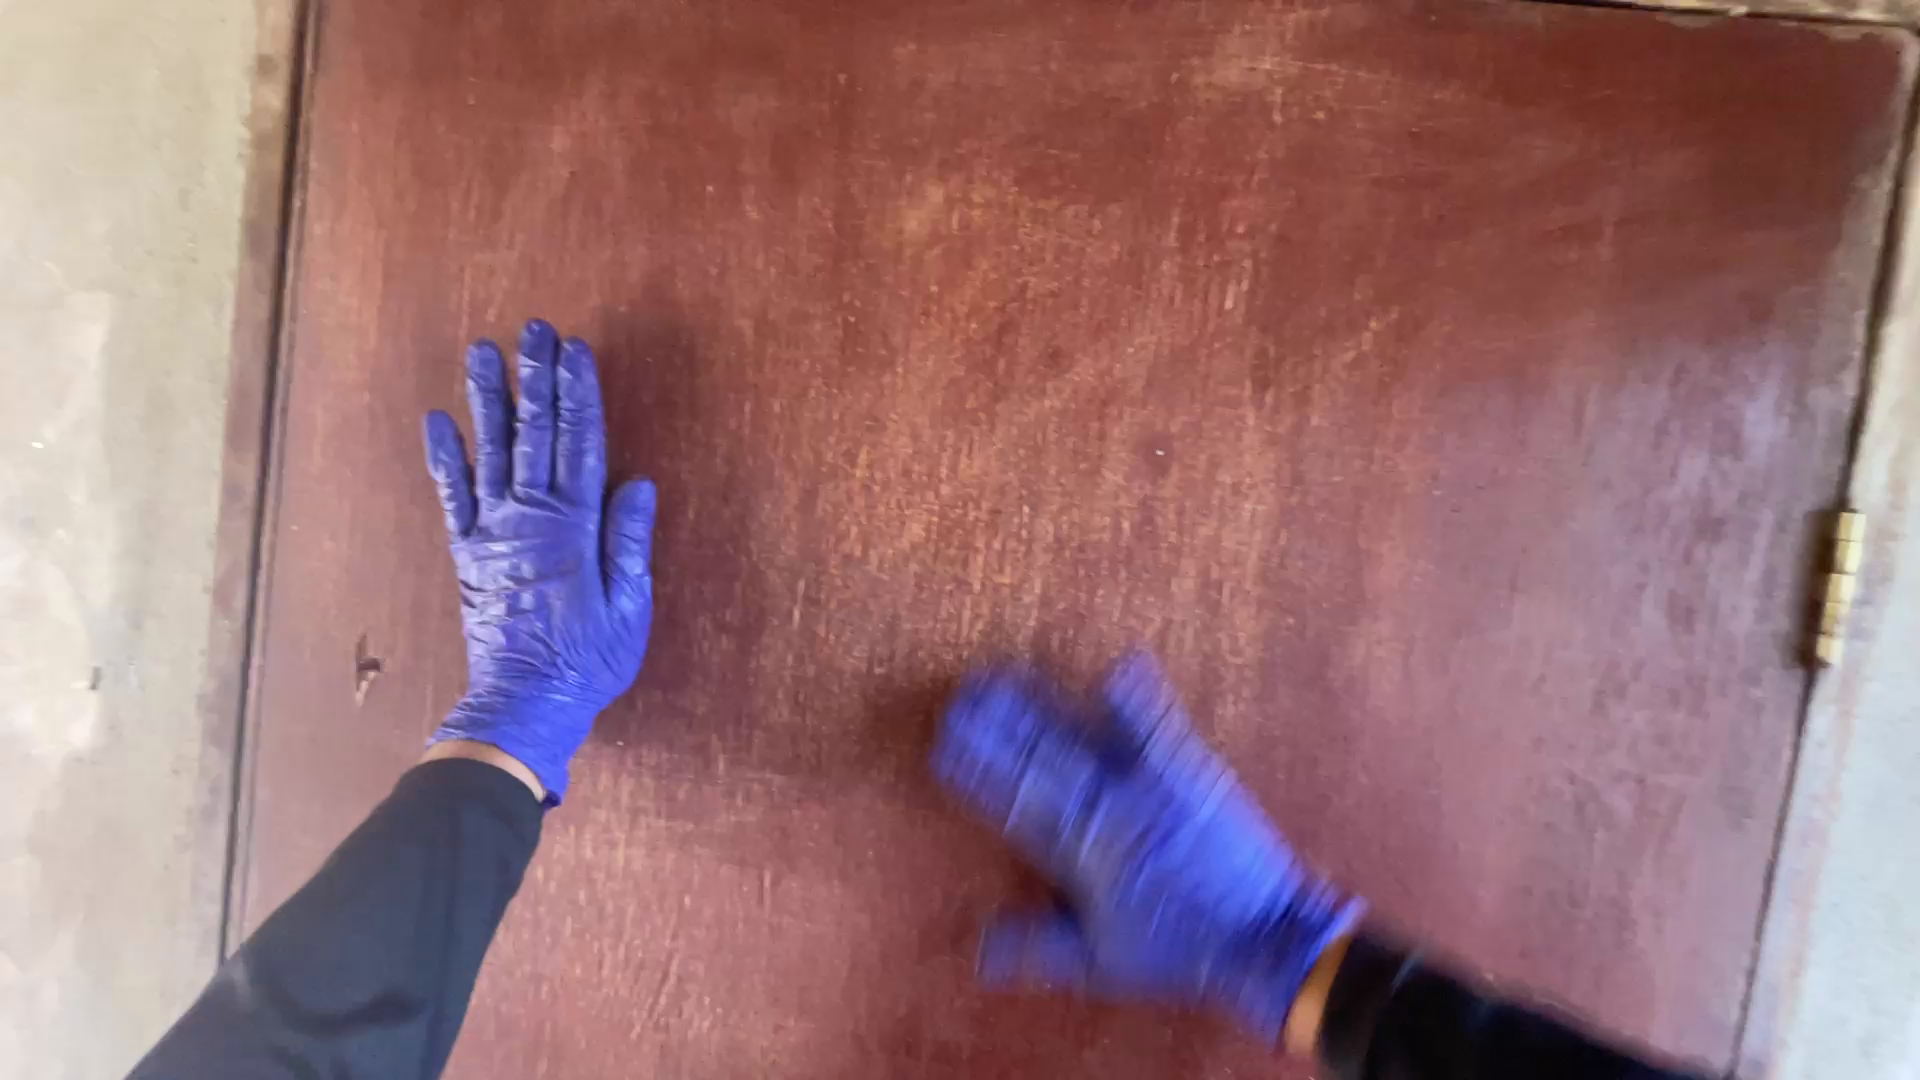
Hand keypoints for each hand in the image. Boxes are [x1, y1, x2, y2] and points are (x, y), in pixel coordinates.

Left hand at [421, 318, 656, 805]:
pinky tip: (439, 420)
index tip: (577, 352)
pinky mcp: (468, 552)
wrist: (524, 703)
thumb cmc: (590, 658)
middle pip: (535, 436)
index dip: (579, 396)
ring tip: (485, 352)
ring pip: (491, 453)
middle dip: (536, 379)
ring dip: (489, 401)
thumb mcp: (630, 605)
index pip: (580, 445)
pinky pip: (453, 496)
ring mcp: (492, 533)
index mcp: (574, 528)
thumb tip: (637, 483)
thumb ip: (629, 541)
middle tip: (533, 330)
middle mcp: (529, 519)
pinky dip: (444, 457)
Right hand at [932, 652, 1363, 1041]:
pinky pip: (1157, 726)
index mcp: (1079, 850)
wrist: (1265, 940)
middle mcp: (1105, 808)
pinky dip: (1137, 697)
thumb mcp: (1100, 961)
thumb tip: (977, 952)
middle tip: (958, 695)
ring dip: (1036, 704)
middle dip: (992, 726)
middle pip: (1035, 757)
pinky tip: (1119, 664)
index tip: (943, 744)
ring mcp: (1147, 784)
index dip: (975, 770)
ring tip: (1001, 674)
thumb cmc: (1180, 952)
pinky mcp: (1188, 769)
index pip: (1012, 799)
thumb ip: (1036, 947)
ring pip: (1077, 735)